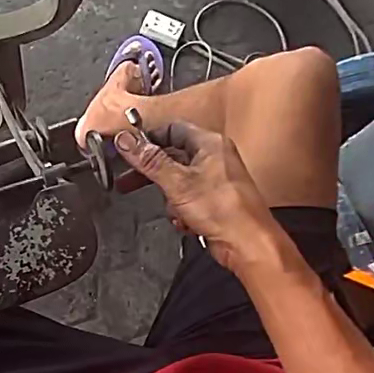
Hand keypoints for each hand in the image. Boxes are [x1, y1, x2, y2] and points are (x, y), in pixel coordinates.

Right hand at [114, 121, 284, 274]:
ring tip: (174, 209)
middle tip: (130, 180)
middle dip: (153, 174)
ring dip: (170, 200)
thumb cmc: (225, 210)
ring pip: (178, 183)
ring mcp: (215, 181)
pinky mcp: (214, 202)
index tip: (129, 148)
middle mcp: (215, 159)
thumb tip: (127, 141)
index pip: (171, 129)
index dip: (148, 138)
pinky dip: (182, 212)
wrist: (247, 243)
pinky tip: (187, 222)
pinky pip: (188, 201)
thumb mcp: (177, 182)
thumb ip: (149, 161)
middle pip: (172, 157)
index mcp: (210, 143)